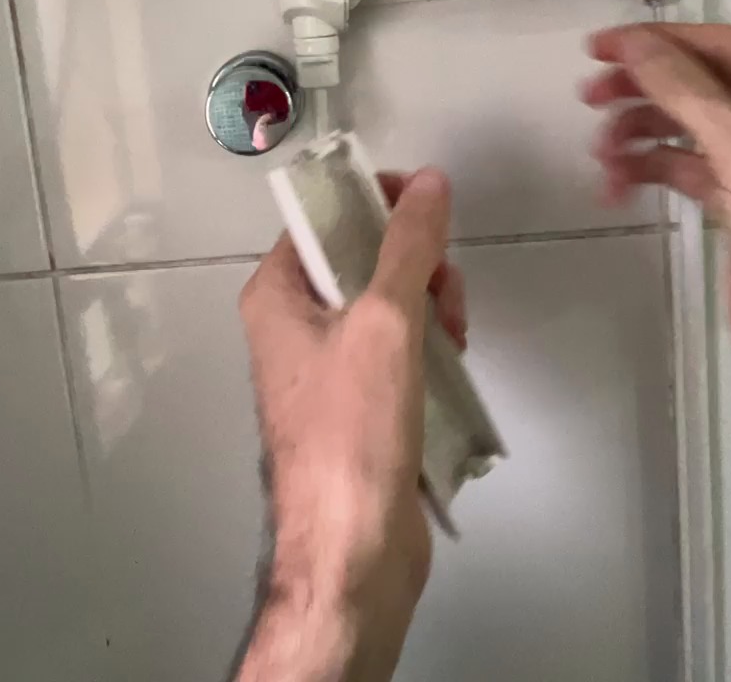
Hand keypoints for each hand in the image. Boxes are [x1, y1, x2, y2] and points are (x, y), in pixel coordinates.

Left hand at [234, 168, 463, 681]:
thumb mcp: (384, 321)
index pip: (324, 220)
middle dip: (414, 267)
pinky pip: (395, 345)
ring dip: (428, 307)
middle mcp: (291, 322)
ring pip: (385, 302)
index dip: (375, 202)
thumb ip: (407, 246)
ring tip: (454, 337)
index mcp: (276, 294)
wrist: (354, 548)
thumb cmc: (353, 428)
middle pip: (361, 259)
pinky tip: (451, 363)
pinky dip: (425, 344)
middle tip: (447, 292)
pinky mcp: (356, 397)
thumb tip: (428, 181)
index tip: (428, 201)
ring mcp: (323, 362)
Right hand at [582, 22, 730, 404]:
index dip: (665, 42)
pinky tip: (617, 186)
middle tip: (589, 97)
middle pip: (710, 85)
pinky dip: (650, 171)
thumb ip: (694, 97)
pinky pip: (687, 168)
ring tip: (601, 153)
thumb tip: (638, 45)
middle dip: (647, 88)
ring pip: (692, 126)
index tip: (600, 47)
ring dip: (641, 133)